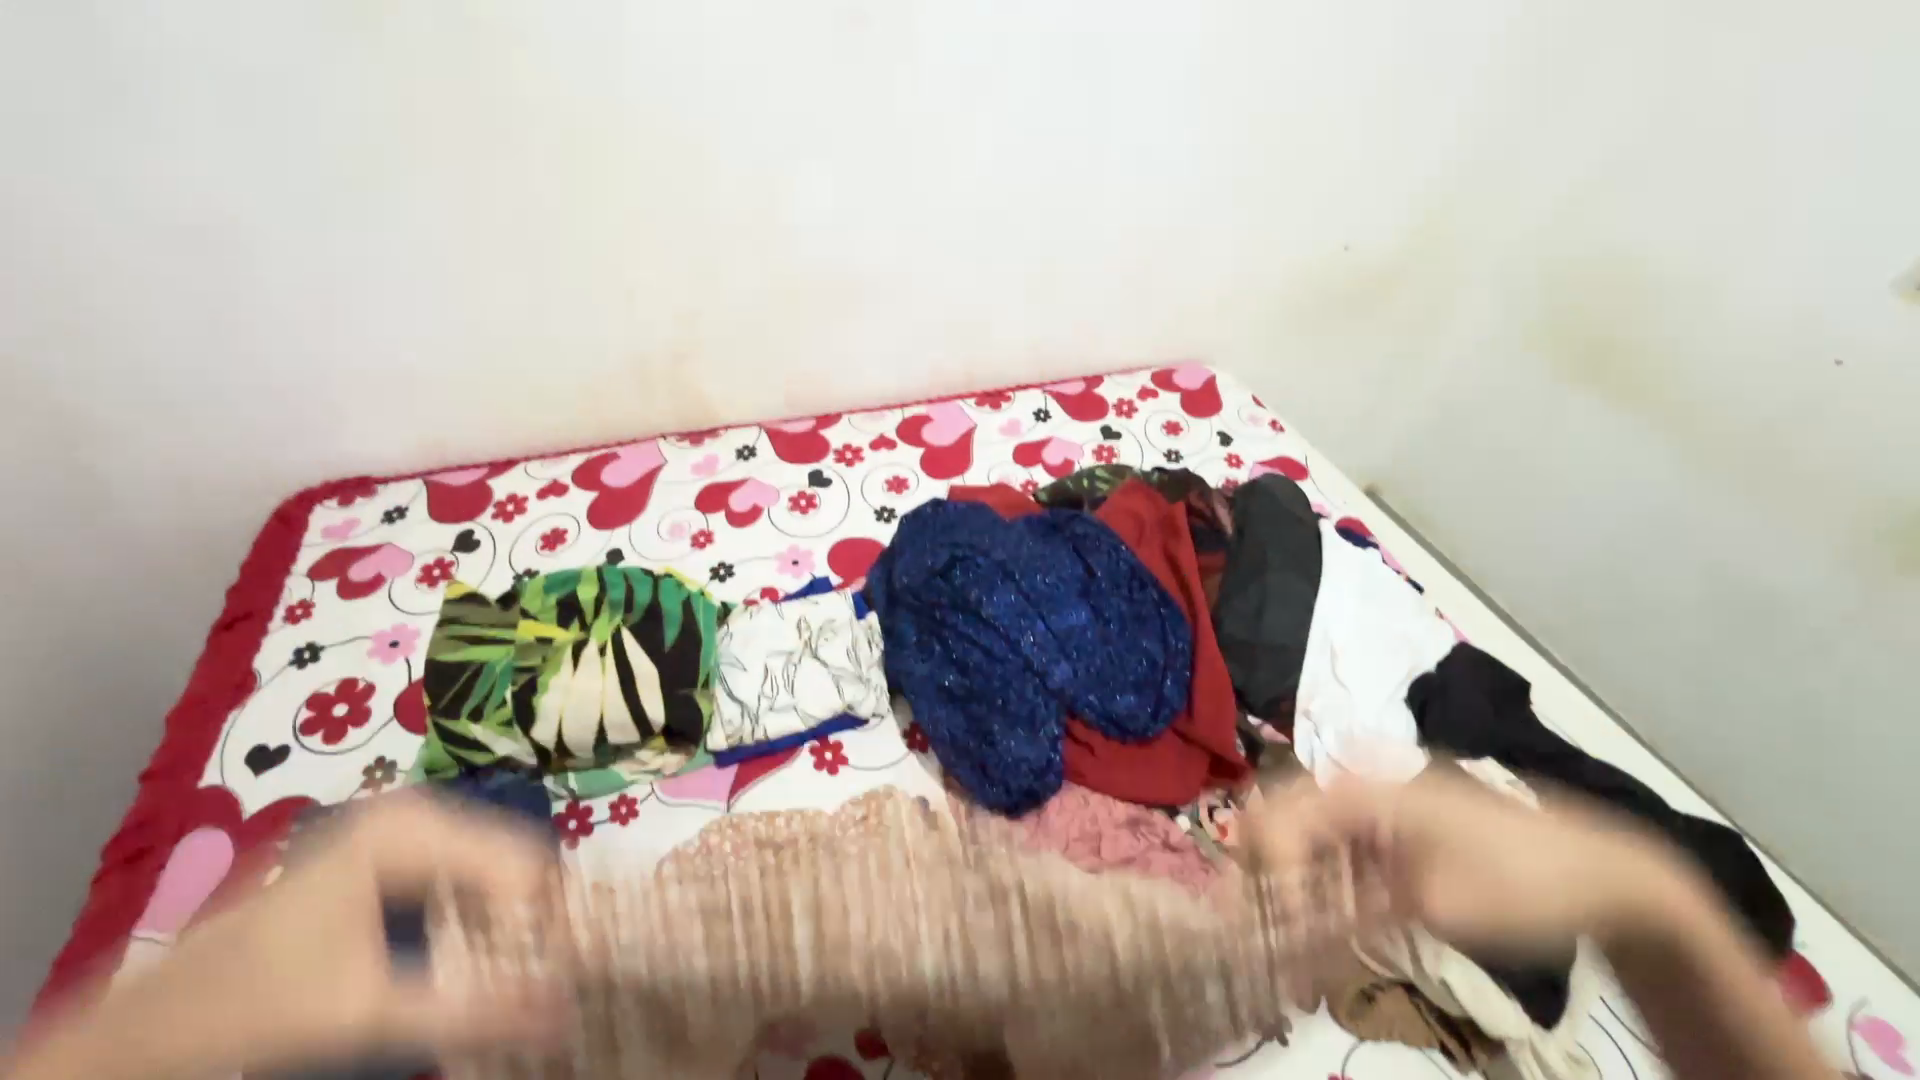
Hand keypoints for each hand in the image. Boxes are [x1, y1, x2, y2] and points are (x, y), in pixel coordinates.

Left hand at [35, 794, 569, 1079]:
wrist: (152, 1023)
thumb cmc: (254, 1006)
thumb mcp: (367, 1013)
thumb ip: (472, 1010)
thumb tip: (569, 1012)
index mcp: (408, 829)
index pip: (522, 863)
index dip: (550, 919)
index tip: (570, 971)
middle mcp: (413, 813)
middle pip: (514, 858)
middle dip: (537, 913)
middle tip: (558, 969)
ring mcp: (402, 830)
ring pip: (496, 865)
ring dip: (515, 915)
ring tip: (533, 963)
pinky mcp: (393, 856)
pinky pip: (469, 873)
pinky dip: (486, 912)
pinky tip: (489, 950)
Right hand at [1250, 765, 1701, 957]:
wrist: (1604, 872)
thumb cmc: (1521, 881)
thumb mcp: (1434, 906)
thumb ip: (1351, 914)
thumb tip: (1286, 933)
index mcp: (1364, 792)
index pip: (1279, 818)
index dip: (1264, 869)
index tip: (1271, 924)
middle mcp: (1360, 786)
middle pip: (1281, 816)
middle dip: (1264, 869)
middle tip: (1264, 926)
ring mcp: (1378, 804)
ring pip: (1304, 832)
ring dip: (1291, 880)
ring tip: (1291, 932)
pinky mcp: (1395, 826)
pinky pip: (1336, 846)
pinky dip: (1323, 882)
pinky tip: (1329, 919)